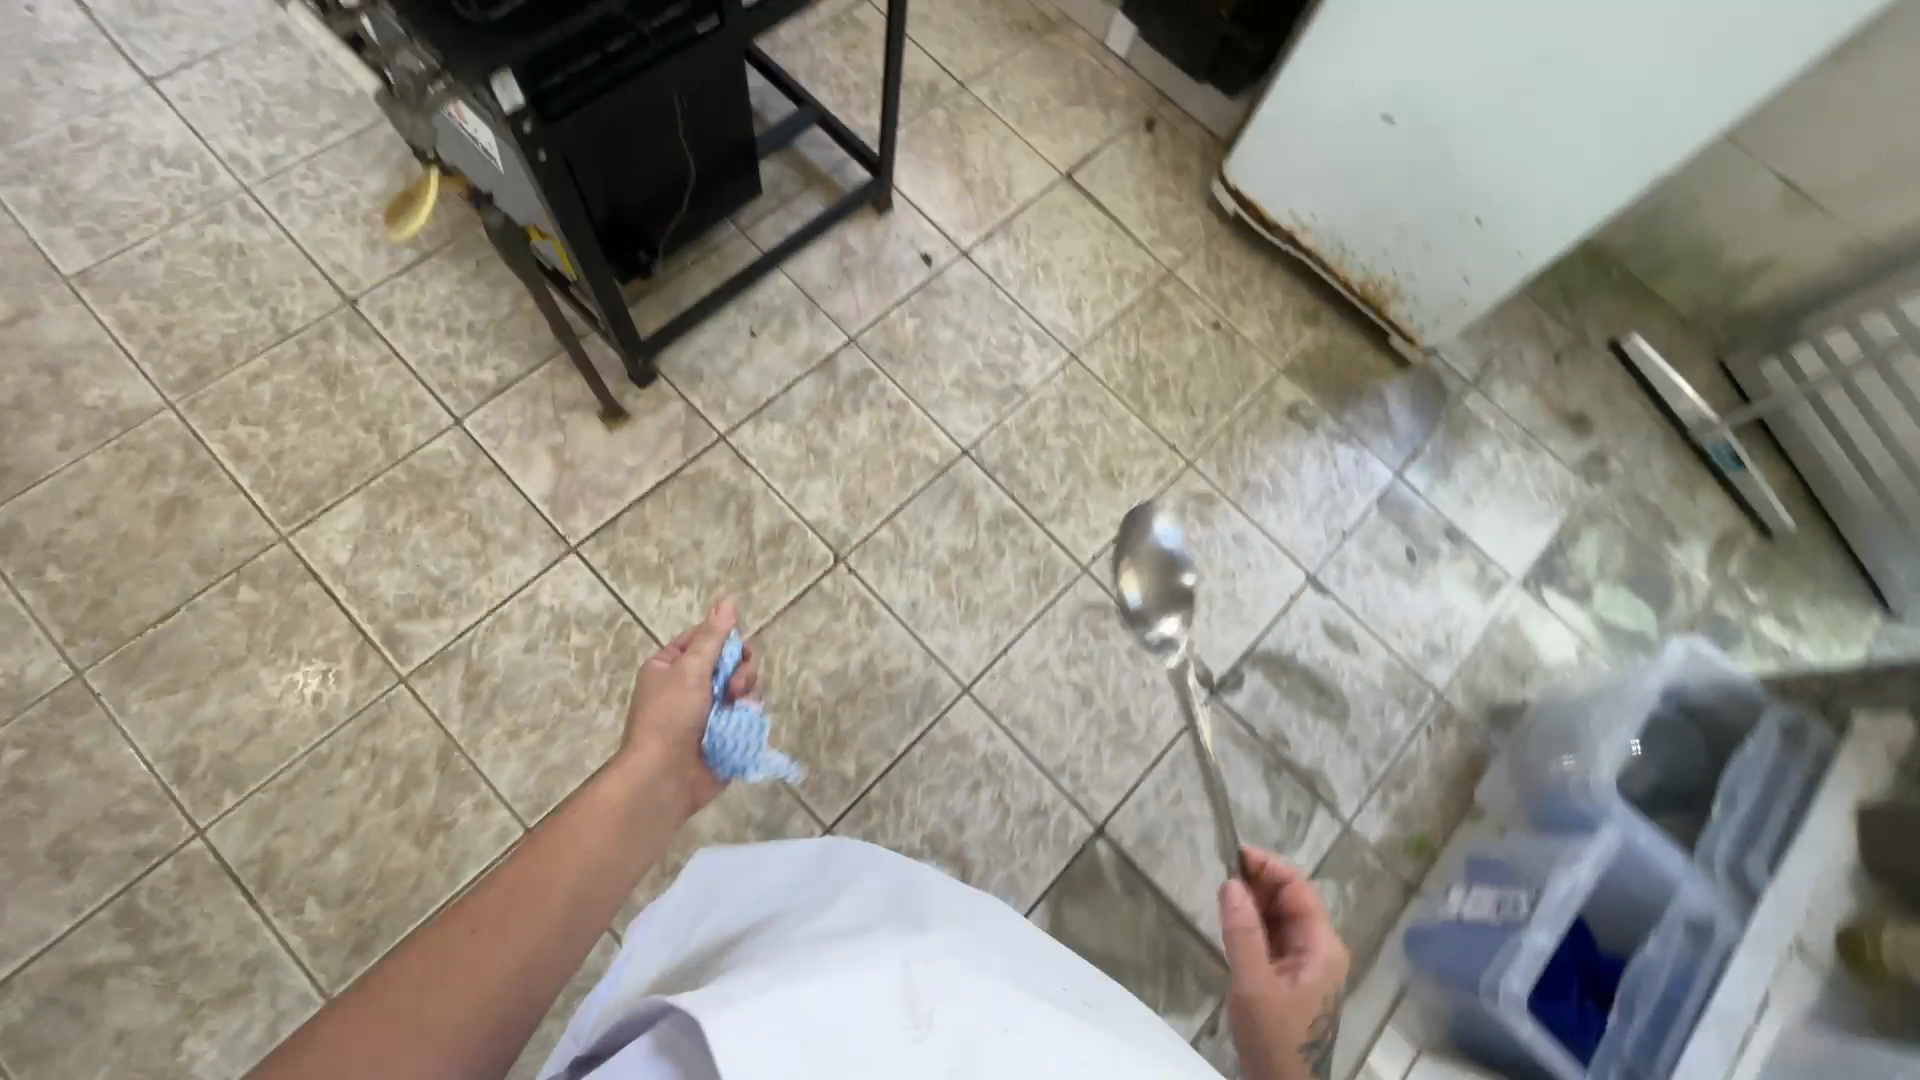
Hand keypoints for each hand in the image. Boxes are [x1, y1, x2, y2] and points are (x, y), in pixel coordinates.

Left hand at [615, 599, 757, 818]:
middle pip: (729, 662)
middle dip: (739, 670)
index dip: (724, 640)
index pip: (704, 639)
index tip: (735, 647)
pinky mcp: (724, 733)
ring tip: (737, 707)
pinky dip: (747, 716)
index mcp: (670, 667)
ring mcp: (707, 711)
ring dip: (744, 693)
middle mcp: (689, 686)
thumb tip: (727, 601)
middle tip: (734, 685)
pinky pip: (745, 714)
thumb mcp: (690, 670)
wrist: (664, 777)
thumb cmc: (670, 717)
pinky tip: (743, 722)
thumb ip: (713, 637)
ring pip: (742, 688)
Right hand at [1218, 846, 1350, 1079]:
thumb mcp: (1253, 984)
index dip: (1268, 867)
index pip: (1298, 889)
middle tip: (1219, 872)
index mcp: (1322, 947)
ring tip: (1221, 893)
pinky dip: (1252, 923)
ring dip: (1253, 901)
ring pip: (1279, 917)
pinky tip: (1230, 921)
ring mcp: (1306, 964)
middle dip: (1258, 882)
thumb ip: (1242, 931)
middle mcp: (1319, 949)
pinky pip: (1272, 937)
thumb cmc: (1276, 1039)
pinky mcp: (1290, 978)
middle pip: (1290, 900)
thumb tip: (1231, 882)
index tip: (1233, 854)